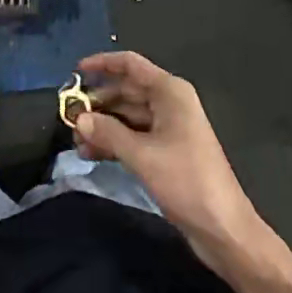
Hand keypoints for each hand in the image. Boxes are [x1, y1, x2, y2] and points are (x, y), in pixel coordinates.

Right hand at [73, 51, 258, 250]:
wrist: (223, 229)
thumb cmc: (186, 181)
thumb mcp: (142, 155)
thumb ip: (107, 132)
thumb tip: (78, 117)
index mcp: (170, 92)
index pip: (130, 65)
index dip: (102, 64)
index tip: (75, 73)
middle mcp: (169, 102)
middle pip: (126, 90)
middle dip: (97, 103)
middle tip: (69, 117)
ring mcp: (169, 127)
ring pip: (127, 115)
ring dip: (102, 125)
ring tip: (75, 140)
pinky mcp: (166, 150)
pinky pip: (134, 135)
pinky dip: (114, 141)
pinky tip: (91, 153)